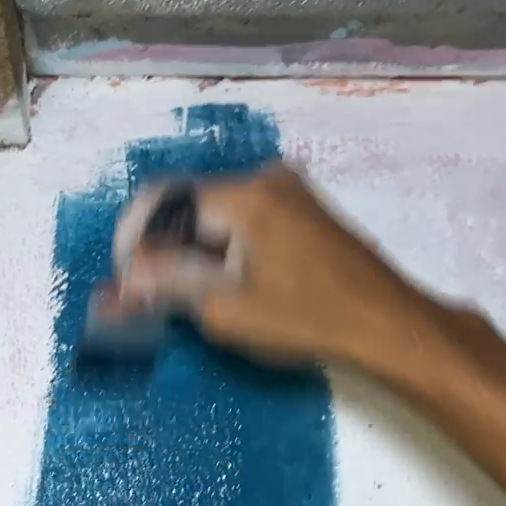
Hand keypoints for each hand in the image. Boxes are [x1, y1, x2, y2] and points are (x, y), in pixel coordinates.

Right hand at [116, 164, 436, 369]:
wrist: (389, 325)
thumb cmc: (306, 320)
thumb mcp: (225, 309)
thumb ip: (165, 287)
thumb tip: (116, 287)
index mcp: (243, 197)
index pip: (162, 205)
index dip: (133, 243)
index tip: (126, 284)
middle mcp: (263, 179)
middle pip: (186, 205)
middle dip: (161, 249)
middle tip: (152, 296)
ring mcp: (286, 190)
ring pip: (212, 213)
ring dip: (189, 250)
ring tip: (187, 295)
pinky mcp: (300, 208)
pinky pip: (240, 218)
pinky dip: (219, 246)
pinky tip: (222, 282)